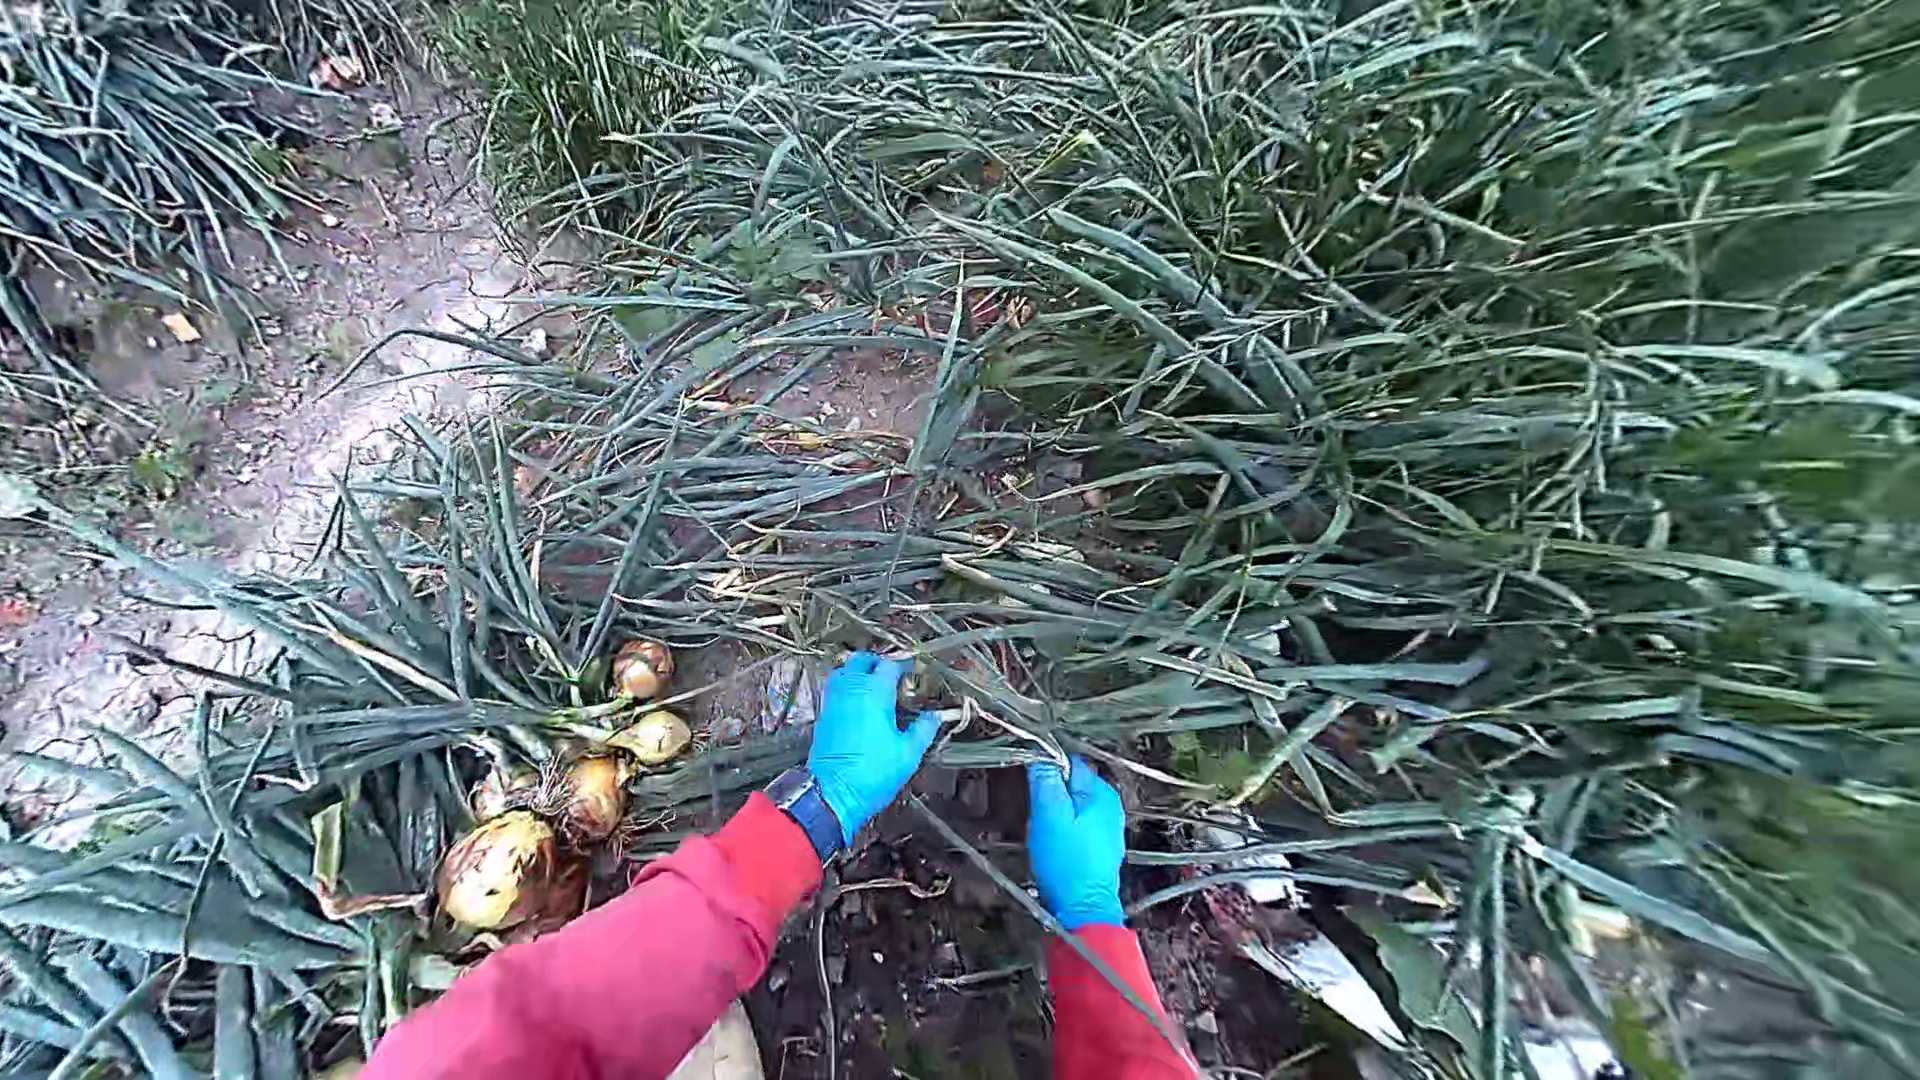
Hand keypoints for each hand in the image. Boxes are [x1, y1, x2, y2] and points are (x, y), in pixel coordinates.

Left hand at [808, 651, 941, 844]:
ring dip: (860, 671)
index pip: (890, 665)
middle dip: (878, 662)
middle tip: (893, 673)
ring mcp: (834, 701)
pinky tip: (860, 703)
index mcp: (874, 693)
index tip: (913, 671)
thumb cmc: (870, 775)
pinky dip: (848, 687)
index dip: (904, 665)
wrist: (832, 796)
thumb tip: (935, 717)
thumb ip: (924, 729)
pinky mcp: (824, 715)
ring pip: (845, 671)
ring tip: (876, 685)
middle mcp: (851, 691)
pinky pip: (836, 688)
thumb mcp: (908, 753)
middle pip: (862, 660)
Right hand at [1026, 756, 1126, 929]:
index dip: (1048, 773)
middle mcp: (1110, 807)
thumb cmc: (1068, 865)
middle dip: (1051, 797)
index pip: (1070, 763)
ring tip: (1048, 836)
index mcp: (1102, 794)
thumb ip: (1046, 781)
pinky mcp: (1100, 846)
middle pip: (1070, 785)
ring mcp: (1107, 828)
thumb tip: (1041, 758)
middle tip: (1042, 819)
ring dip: (1056, 815)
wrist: (1083, 911)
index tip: (1037, 790)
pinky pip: (1076, 825)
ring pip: (1072, 806)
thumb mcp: (1049, 815)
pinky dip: (1063, 831)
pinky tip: (1057, 848)